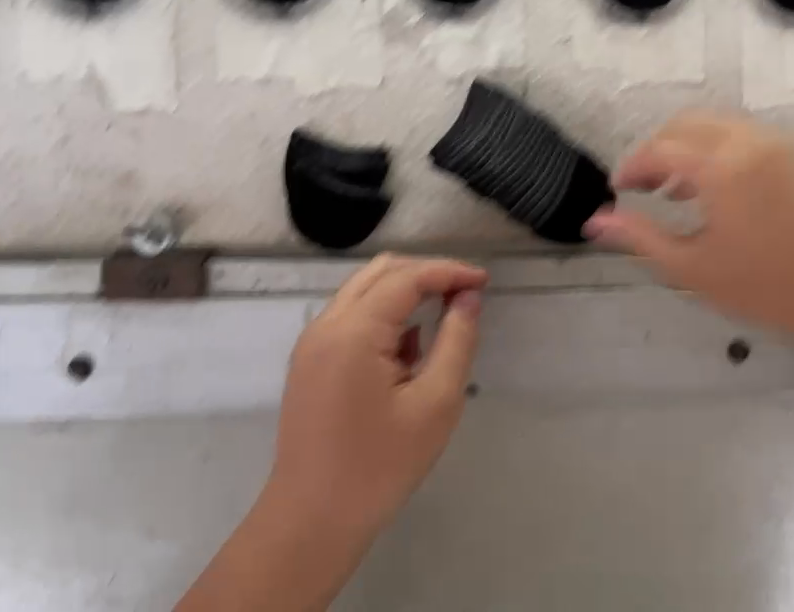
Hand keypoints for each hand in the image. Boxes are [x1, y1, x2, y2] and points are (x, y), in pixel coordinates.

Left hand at [264, 255, 486, 542]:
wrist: (312, 521)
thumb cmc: (380, 464)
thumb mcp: (436, 402)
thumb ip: (457, 341)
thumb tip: (467, 299)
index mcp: (354, 331)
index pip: (407, 277)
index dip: (449, 271)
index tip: (484, 282)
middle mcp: (326, 326)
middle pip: (381, 272)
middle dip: (427, 273)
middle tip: (465, 292)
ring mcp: (312, 344)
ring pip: (363, 290)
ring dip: (404, 291)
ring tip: (443, 315)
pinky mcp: (309, 363)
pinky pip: (350, 317)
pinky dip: (383, 314)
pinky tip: (408, 349)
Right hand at [584, 112, 793, 338]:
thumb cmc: (761, 287)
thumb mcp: (690, 266)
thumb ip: (639, 236)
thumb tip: (594, 220)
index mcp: (721, 166)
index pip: (661, 148)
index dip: (634, 165)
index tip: (619, 187)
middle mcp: (749, 141)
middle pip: (688, 124)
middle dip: (660, 149)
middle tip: (645, 186)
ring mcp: (779, 143)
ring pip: (719, 126)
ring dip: (691, 148)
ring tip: (678, 192)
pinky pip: (749, 137)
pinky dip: (723, 150)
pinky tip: (719, 191)